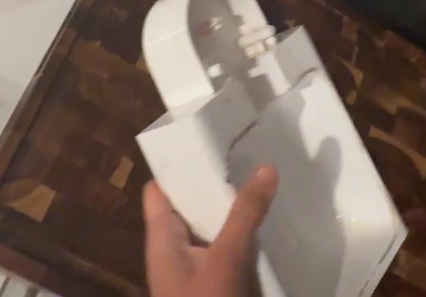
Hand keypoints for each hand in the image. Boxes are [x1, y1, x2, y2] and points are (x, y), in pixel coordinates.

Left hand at [144, 166, 279, 296]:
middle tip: (243, 155)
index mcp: (161, 237)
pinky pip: (221, 249)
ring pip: (208, 227)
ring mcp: (190, 268)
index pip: (158, 189)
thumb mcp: (226, 258)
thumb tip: (267, 167)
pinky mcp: (208, 283)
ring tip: (258, 179)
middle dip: (214, 182)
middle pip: (188, 204)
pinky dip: (237, 234)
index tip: (205, 142)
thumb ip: (245, 214)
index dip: (176, 165)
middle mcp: (172, 249)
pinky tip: (261, 222)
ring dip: (229, 208)